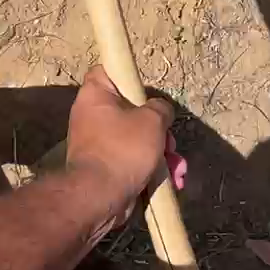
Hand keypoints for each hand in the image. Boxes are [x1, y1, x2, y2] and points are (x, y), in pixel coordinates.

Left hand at [64, 66, 177, 233]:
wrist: (99, 198)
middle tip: (170, 142)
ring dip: (161, 152)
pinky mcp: (106, 166)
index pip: (108, 71)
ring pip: (136, 139)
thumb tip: (160, 110)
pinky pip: (132, 159)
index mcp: (95, 95)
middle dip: (158, 129)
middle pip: (132, 111)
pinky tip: (171, 182)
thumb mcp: (152, 121)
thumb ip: (160, 108)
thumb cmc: (123, 149)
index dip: (129, 76)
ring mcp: (98, 143)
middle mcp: (92, 115)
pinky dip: (151, 168)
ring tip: (177, 169)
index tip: (147, 90)